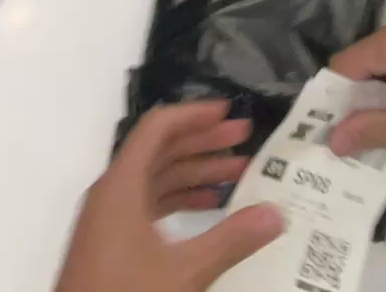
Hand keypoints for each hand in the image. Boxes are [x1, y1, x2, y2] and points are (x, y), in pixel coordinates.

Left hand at [54, 101, 284, 291]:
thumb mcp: (184, 273)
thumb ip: (231, 239)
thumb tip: (276, 213)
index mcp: (121, 185)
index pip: (158, 127)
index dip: (194, 114)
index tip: (228, 112)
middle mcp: (112, 193)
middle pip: (160, 149)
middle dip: (204, 140)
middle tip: (245, 136)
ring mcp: (109, 219)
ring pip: (157, 177)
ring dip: (196, 171)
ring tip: (239, 170)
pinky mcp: (110, 243)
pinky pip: (148, 203)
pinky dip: (180, 198)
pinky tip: (211, 205)